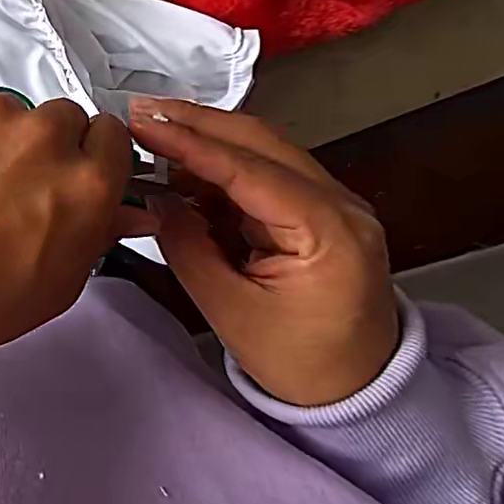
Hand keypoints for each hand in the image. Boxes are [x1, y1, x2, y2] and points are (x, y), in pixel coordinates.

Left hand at [0, 82, 154, 372]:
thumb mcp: (59, 283)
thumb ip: (102, 233)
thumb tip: (134, 210)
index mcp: (87, 181)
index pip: (112, 133)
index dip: (93, 153)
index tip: (73, 168)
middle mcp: (46, 136)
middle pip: (64, 116)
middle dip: (47, 144)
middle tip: (14, 182)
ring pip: (10, 109)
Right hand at [128, 98, 397, 406]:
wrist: (357, 390)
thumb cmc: (304, 366)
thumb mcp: (233, 314)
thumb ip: (189, 249)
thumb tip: (158, 199)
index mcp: (331, 232)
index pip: (249, 170)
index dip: (190, 144)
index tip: (145, 125)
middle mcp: (341, 203)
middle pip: (260, 141)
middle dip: (197, 123)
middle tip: (145, 112)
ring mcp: (333, 200)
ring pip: (261, 148)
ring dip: (207, 140)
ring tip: (156, 137)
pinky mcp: (317, 205)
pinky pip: (264, 171)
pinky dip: (221, 167)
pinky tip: (186, 168)